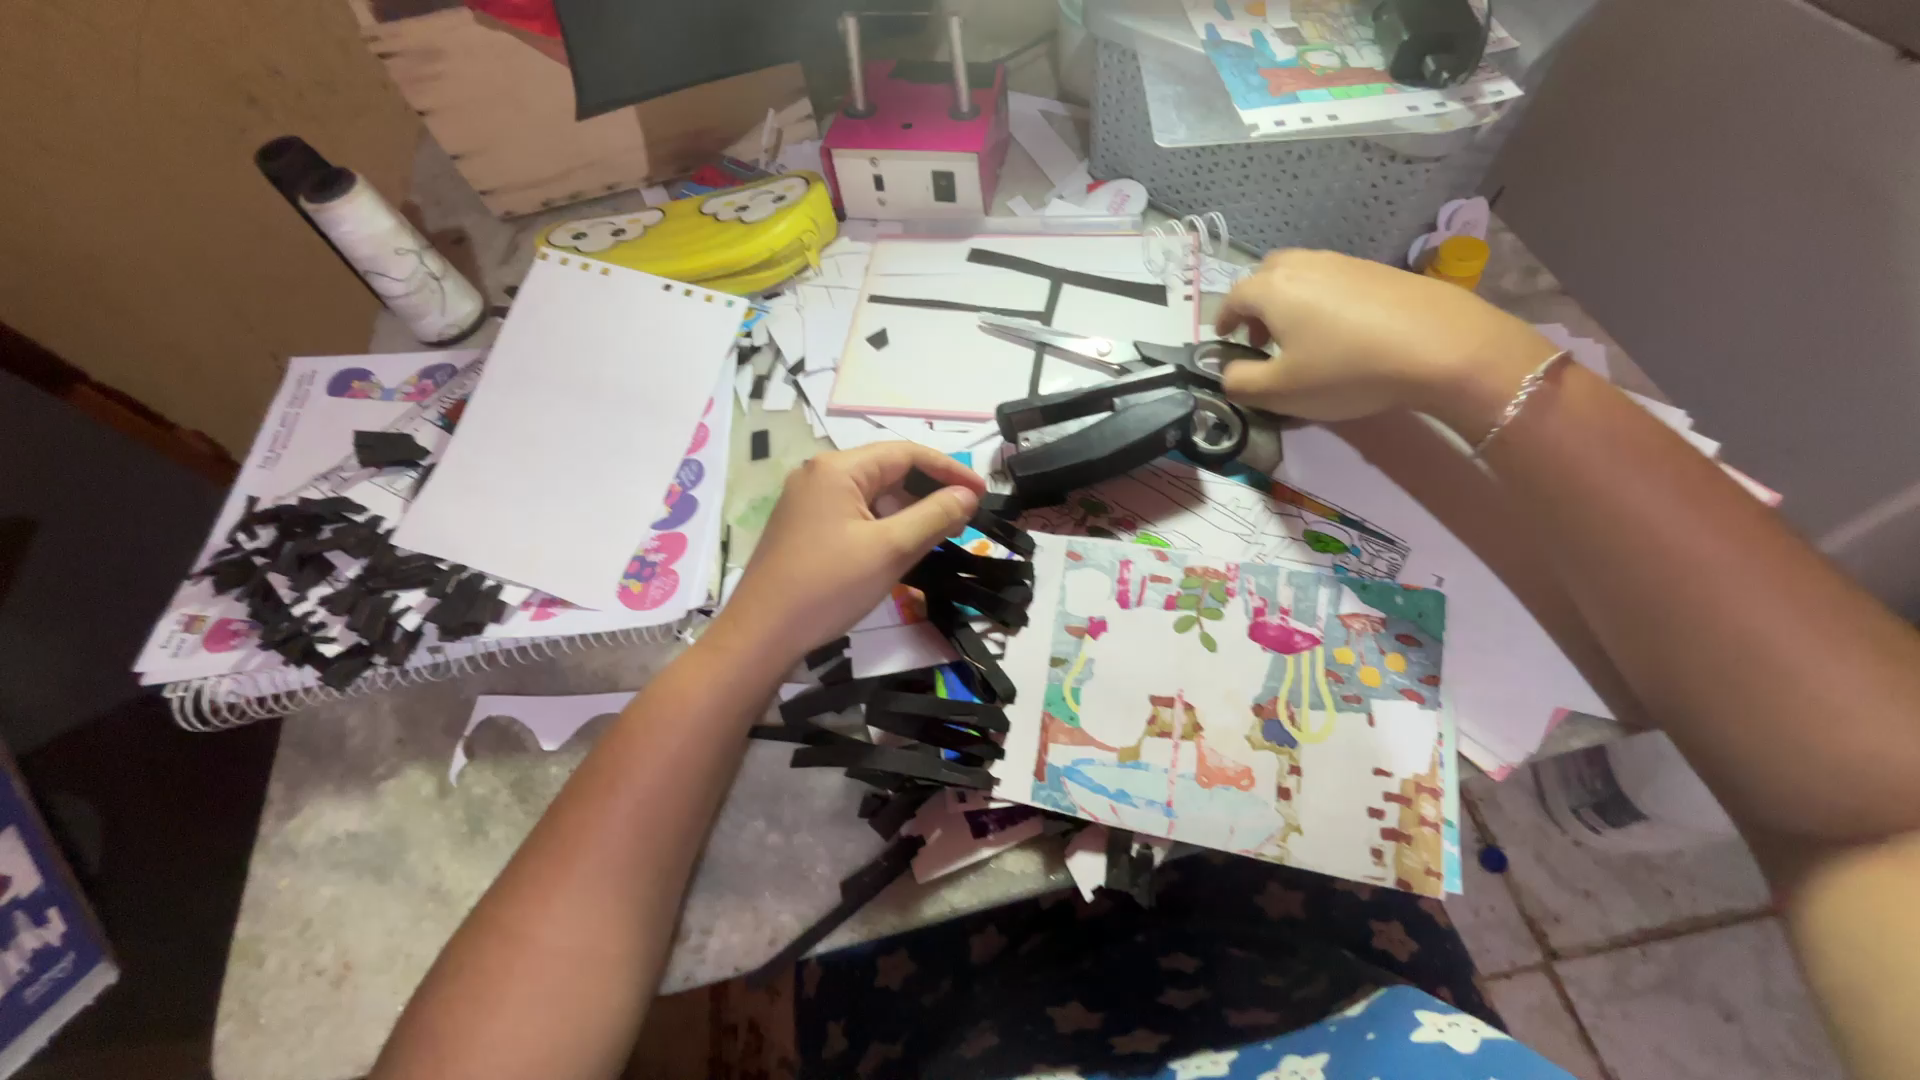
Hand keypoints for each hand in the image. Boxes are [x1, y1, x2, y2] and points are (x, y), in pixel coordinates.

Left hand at [708, 443, 984, 664]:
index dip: (949, 470)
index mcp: (838, 469)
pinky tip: (902, 550)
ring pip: (872, 496)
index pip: (906, 453)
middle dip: (929, 493)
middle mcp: (819, 475)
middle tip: (964, 521)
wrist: (762, 634)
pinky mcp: (804, 528)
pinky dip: (884, 527)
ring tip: (939, 538)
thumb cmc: (829, 586)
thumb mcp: (891, 550)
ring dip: (908, 513)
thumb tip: (967, 495)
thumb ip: (934, 516)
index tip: (982, 494)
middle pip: (888, 471)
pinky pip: (855, 515)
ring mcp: (808, 502)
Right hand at [1213, 249, 1560, 439]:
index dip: (1223, 321)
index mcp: (1272, 289)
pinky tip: (1341, 332)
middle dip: (1256, 304)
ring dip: (1289, 301)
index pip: (1233, 298)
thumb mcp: (1280, 392)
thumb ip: (1240, 383)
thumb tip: (1227, 372)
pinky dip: (1322, 300)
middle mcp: (1305, 265)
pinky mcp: (1379, 271)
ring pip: (1302, 274)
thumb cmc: (1346, 370)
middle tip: (1261, 338)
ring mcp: (1346, 263)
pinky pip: (1335, 280)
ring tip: (1301, 337)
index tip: (1225, 341)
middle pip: (1266, 275)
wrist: (1441, 346)